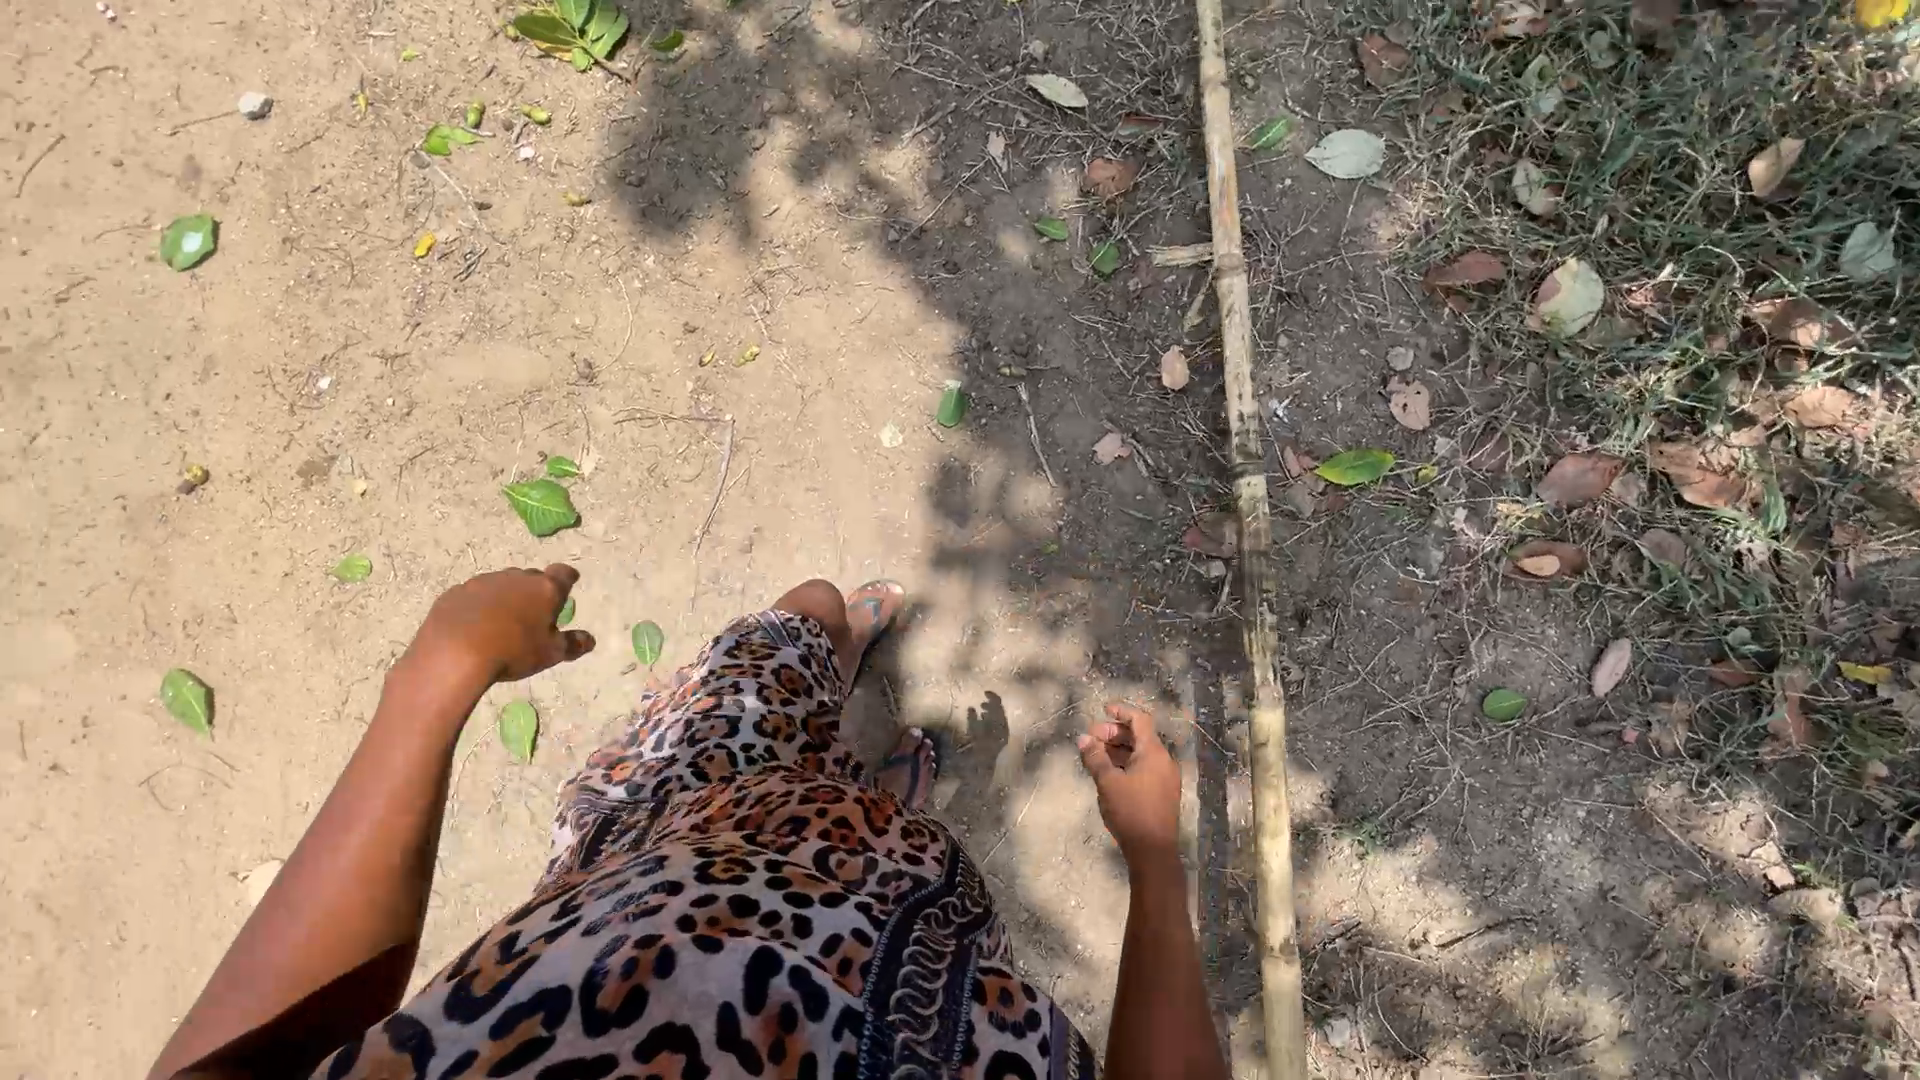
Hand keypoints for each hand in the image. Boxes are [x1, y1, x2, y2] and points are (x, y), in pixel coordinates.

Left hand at [406, 565, 595, 683]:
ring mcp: (483, 582)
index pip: (563, 573)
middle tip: (532, 614)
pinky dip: (479, 606)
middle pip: (532, 578)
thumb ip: (572, 644)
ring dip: (506, 597)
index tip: (567, 587)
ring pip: (502, 584)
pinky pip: (474, 595)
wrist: (453, 655)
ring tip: (501, 623)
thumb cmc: (512, 651)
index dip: (567, 579)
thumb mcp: (550, 653)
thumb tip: (589, 640)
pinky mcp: (455, 593)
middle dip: (534, 591)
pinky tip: (474, 627)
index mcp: (545, 589)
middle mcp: (516, 578)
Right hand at [1076, 702, 1181, 868]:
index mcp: (1154, 753)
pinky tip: (1108, 772)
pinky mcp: (1162, 792)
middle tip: (1091, 739)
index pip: (1140, 720)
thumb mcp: (1108, 782)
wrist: (1154, 851)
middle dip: (1114, 733)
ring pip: (1140, 753)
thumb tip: (1083, 738)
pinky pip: (1143, 768)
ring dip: (1118, 750)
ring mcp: (1165, 778)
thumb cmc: (1131, 811)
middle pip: (1139, 736)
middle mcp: (1163, 761)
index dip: (1121, 711)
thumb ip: (1095, 757)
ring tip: (1095, 755)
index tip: (1103, 710)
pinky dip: (1126, 763)